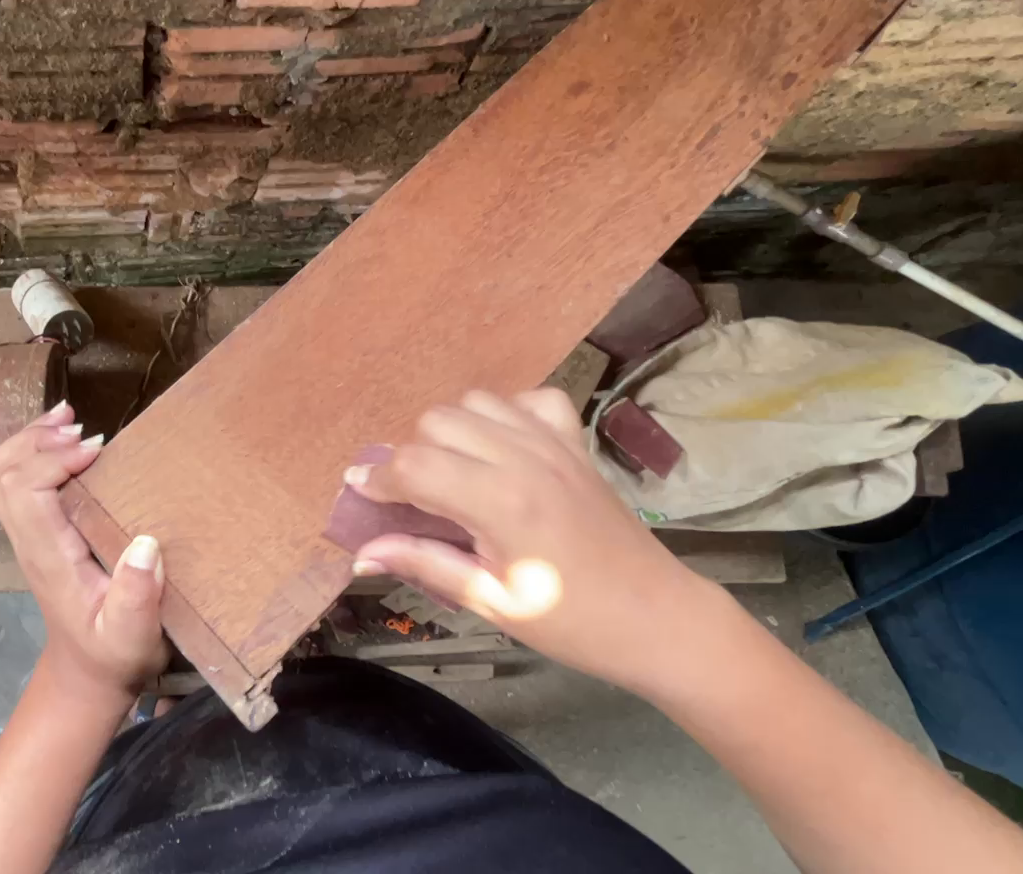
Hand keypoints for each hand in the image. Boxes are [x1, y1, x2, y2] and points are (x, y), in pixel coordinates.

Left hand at [0, 402, 168, 701]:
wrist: (87, 675)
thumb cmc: (114, 656)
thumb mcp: (133, 638)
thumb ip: (137, 598)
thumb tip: (145, 544)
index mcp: (47, 557)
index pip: (25, 490)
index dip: (54, 459)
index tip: (97, 450)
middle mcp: (28, 540)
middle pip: (0, 473)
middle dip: (34, 439)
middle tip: (79, 428)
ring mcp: (27, 534)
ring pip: (0, 472)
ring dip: (29, 438)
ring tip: (69, 418)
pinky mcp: (36, 530)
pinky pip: (15, 480)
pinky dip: (33, 450)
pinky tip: (66, 437)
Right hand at [347, 388, 741, 696]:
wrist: (660, 618)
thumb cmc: (571, 622)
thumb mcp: (490, 601)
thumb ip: (423, 563)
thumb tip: (362, 552)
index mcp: (499, 502)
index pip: (414, 466)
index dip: (378, 479)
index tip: (362, 495)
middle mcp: (523, 457)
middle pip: (435, 422)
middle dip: (412, 456)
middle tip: (418, 497)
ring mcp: (553, 442)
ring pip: (472, 402)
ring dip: (451, 432)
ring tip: (456, 471)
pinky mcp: (575, 440)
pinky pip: (526, 399)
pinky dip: (504, 414)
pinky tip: (503, 448)